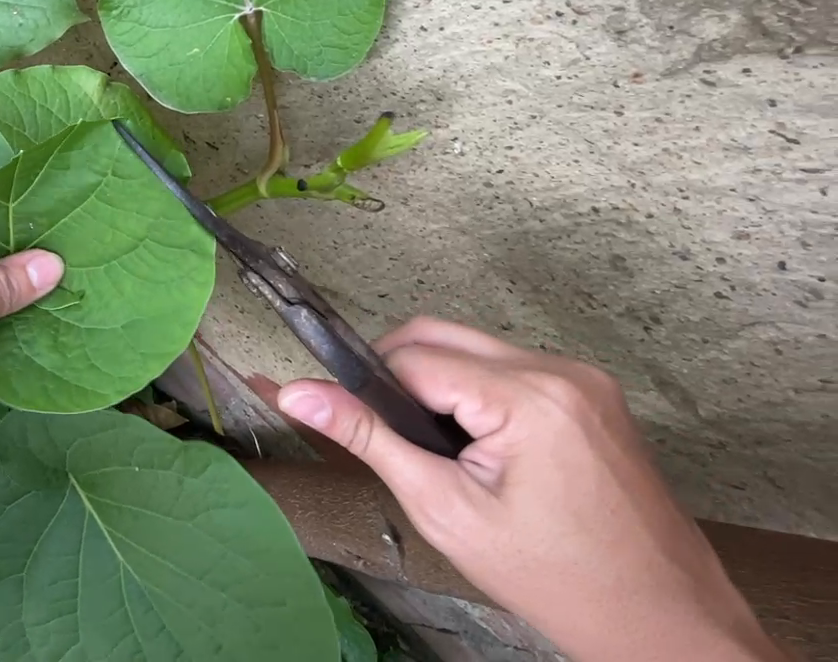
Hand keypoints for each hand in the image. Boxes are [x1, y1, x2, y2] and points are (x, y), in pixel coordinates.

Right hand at [277, 318, 782, 661]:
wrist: (666, 626)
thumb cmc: (556, 577)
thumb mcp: (442, 507)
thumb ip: (365, 436)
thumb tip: (294, 392)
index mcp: (530, 397)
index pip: (410, 358)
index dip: (372, 388)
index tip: (366, 429)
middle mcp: (561, 371)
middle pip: (436, 335)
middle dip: (398, 375)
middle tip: (395, 437)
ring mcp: (582, 379)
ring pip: (465, 345)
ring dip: (433, 381)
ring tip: (438, 448)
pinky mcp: (590, 392)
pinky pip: (501, 364)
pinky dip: (470, 389)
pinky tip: (475, 443)